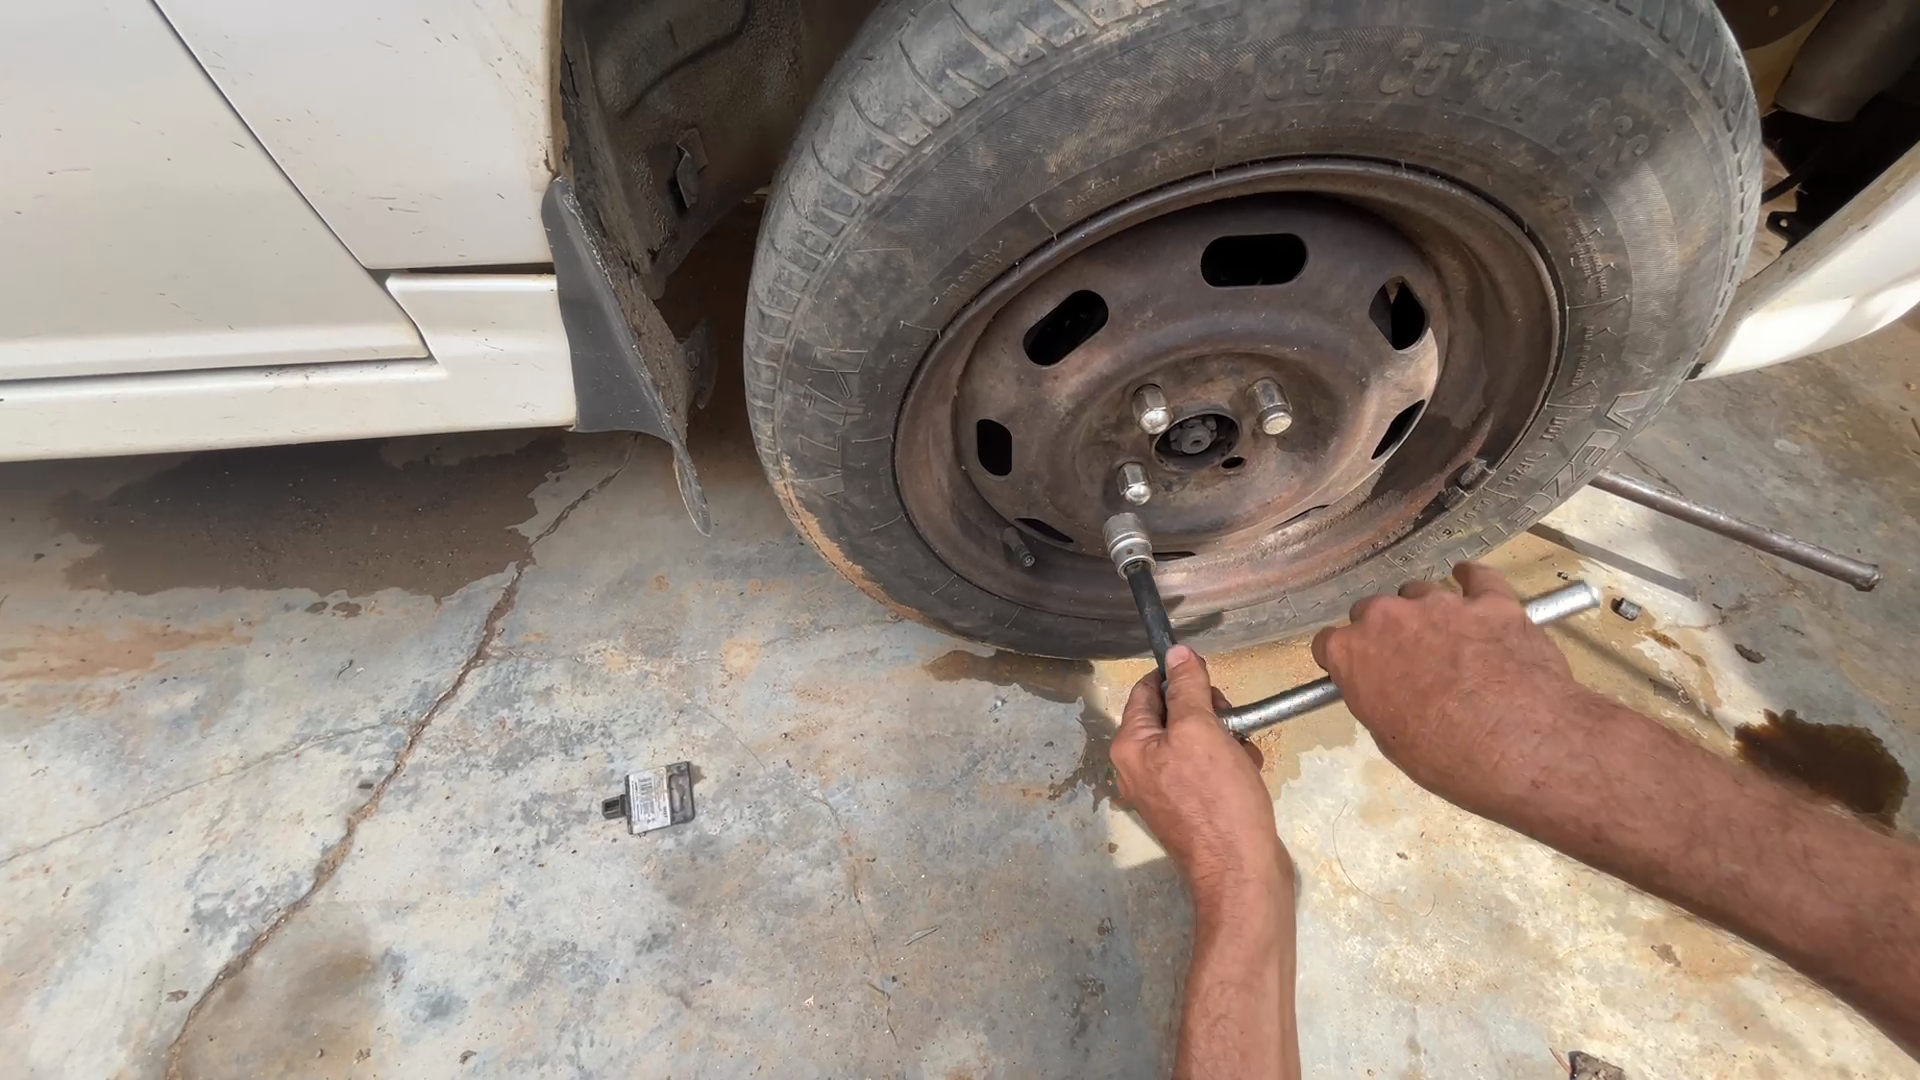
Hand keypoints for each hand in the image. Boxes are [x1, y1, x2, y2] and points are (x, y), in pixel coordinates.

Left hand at [1111, 645, 1287, 910]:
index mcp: (1129, 746)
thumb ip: (1186, 688)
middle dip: (1207, 713)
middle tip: (1231, 723)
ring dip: (1224, 738)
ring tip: (1243, 755)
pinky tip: (1247, 774)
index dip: (1178, 677)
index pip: (1146, 690)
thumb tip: (1176, 653)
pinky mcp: (1190, 806)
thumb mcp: (1201, 730)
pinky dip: (1229, 764)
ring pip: (1195, 740)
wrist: (1242, 874)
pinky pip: (1206, 768)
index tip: (1209, 677)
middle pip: (1172, 714)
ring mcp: (1164, 789)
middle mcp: (1138, 766)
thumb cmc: (1218, 799)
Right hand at [1310, 562, 1593, 820]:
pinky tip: (1470, 580)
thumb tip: (1387, 689)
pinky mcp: (1490, 602)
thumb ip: (1375, 696)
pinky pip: (1477, 577)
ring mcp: (1438, 604)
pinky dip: (1472, 579)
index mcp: (1350, 651)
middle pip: (1372, 610)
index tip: (1360, 671)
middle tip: (1408, 660)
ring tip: (1450, 639)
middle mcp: (1385, 617)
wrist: (1521, 746)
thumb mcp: (1388, 737)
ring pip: (1419, 593)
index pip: (1329, 642)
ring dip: (1426, 612)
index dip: (1346, 658)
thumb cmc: (1444, 755)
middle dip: (1385, 631)